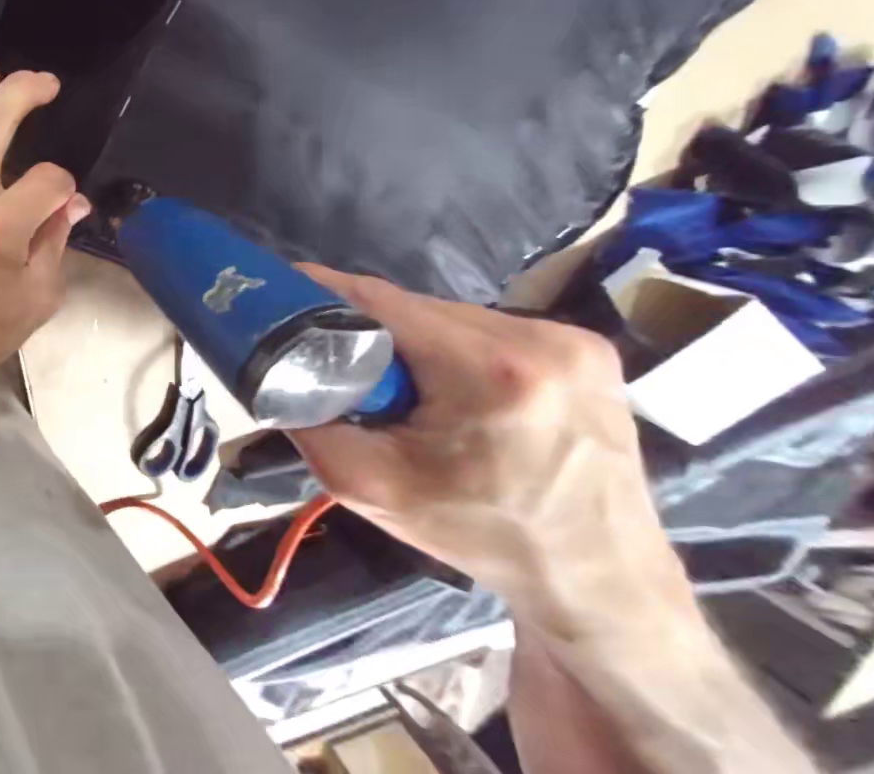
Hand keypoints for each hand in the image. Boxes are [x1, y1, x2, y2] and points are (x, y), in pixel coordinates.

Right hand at [288, 265, 693, 634]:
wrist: (600, 583)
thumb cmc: (480, 535)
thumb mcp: (370, 487)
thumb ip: (310, 424)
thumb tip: (273, 376)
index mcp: (491, 372)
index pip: (381, 300)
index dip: (324, 291)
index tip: (282, 289)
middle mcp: (541, 340)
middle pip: (416, 306)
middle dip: (368, 326)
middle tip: (334, 357)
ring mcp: (574, 341)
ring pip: (451, 316)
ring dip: (411, 338)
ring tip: (393, 381)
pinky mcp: (589, 351)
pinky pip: (489, 329)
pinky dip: (452, 348)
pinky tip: (448, 386)